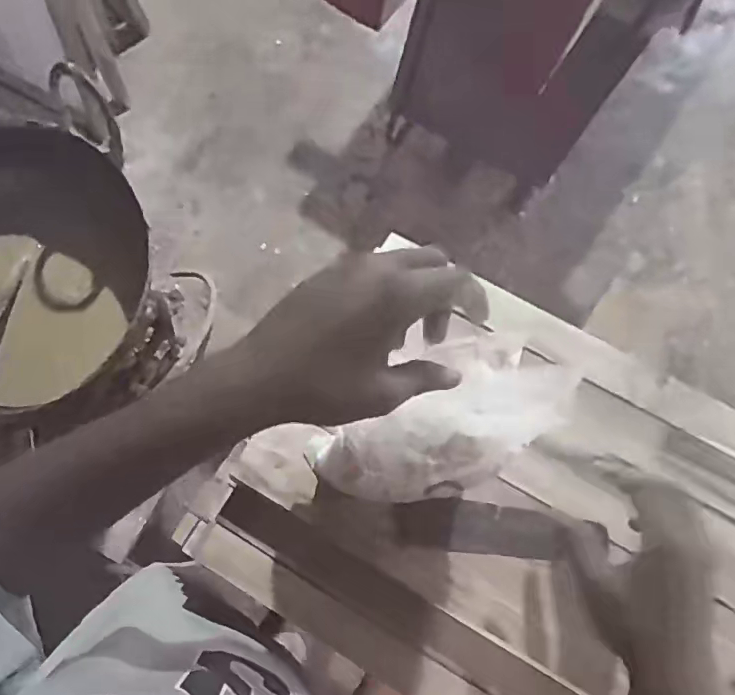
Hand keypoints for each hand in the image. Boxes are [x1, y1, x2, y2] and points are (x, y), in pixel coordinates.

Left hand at [212, 247, 491, 426]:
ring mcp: (347, 265)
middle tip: (434, 335)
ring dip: (413, 289)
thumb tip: (453, 374)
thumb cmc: (322, 389)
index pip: (455, 280)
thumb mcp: (380, 394)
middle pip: (432, 260)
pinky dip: (385, 287)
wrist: (258, 376)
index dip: (474, 299)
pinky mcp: (324, 272)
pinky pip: (370, 268)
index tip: (476, 324)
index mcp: (397, 293)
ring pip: (399, 261)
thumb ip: (422, 378)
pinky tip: (368, 327)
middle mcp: (376, 267)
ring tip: (399, 336)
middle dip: (444, 292)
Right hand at [559, 473, 716, 672]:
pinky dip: (668, 517)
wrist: (674, 667)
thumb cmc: (630, 627)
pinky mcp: (705, 570)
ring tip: (627, 502)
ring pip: (686, 511)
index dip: (625, 478)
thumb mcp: (595, 586)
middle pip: (674, 496)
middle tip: (614, 481)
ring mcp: (704, 556)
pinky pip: (690, 527)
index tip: (600, 472)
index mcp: (668, 540)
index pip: (650, 492)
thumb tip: (561, 518)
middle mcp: (693, 541)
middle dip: (644, 484)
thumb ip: (579, 547)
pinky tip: (644, 533)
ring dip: (658, 500)